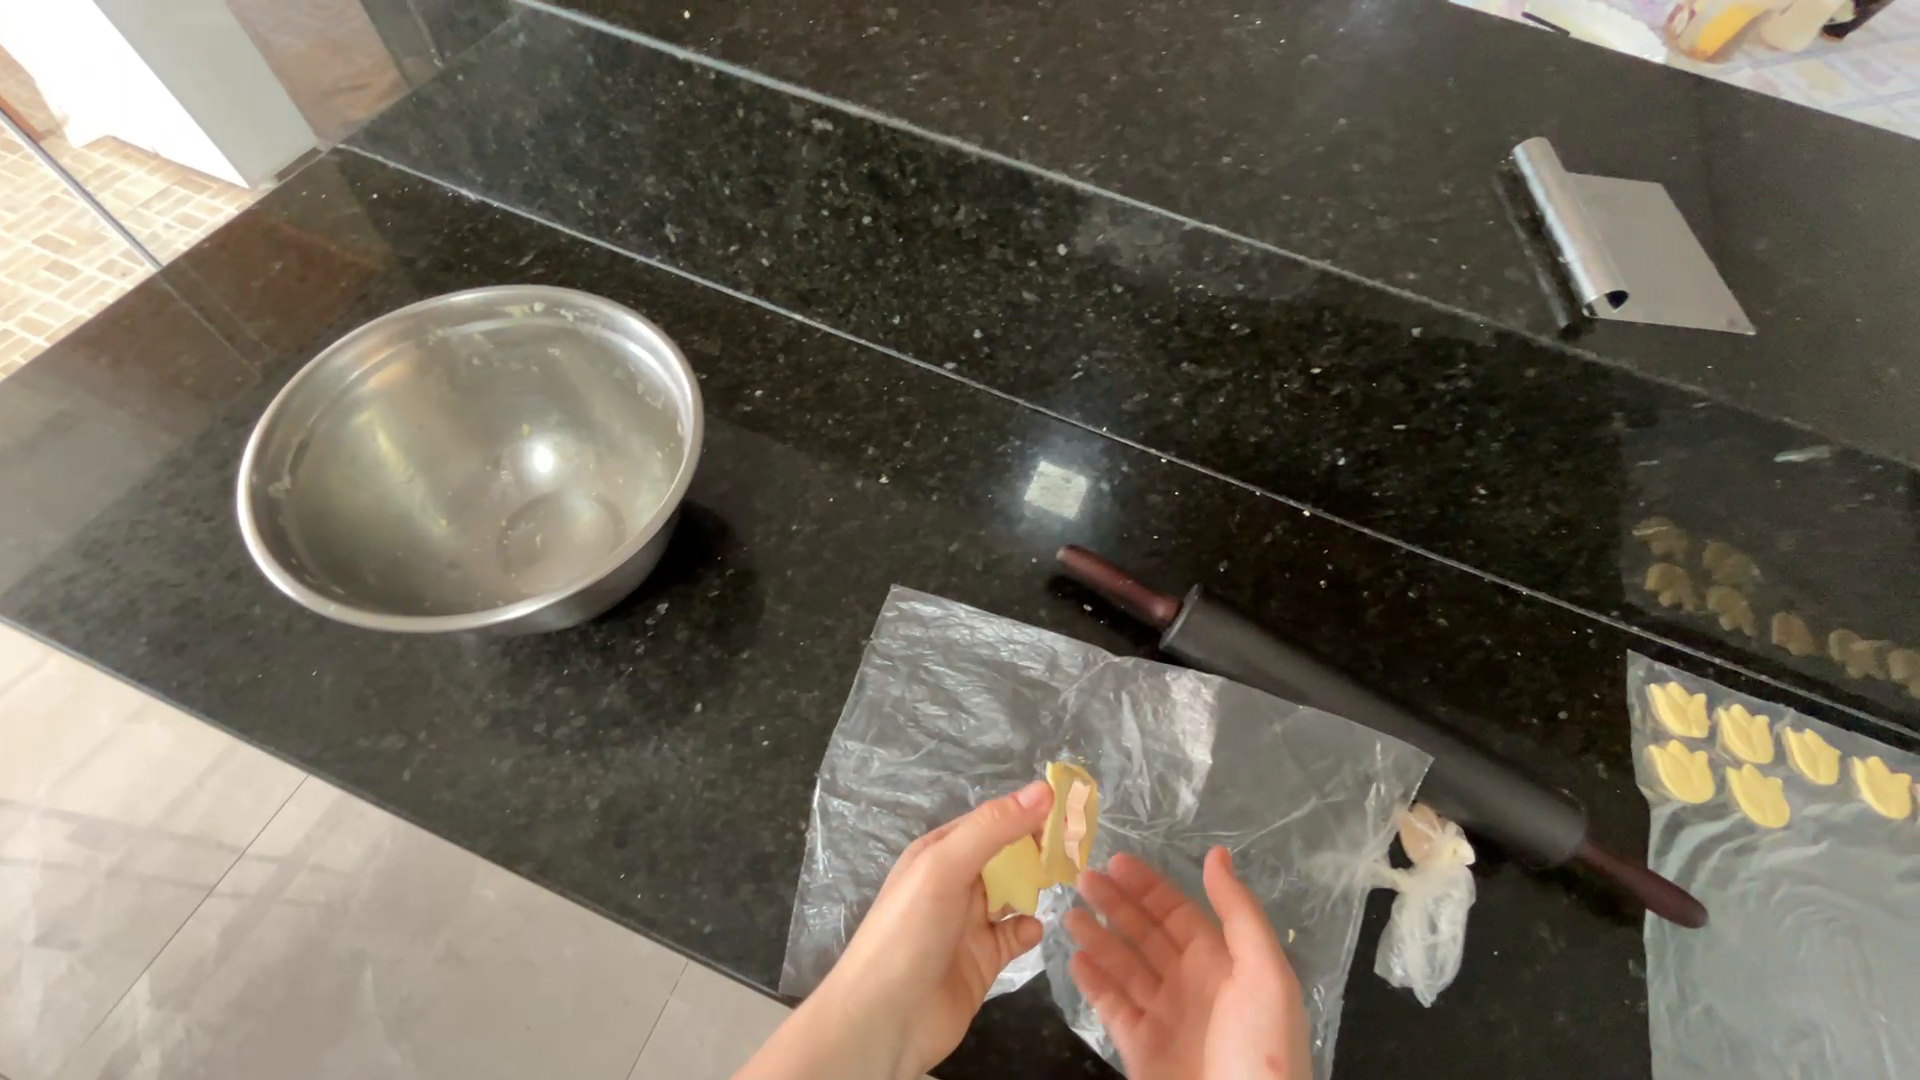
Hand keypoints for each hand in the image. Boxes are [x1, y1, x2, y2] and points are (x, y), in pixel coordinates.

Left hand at [737, 780, 1053, 1079]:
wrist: (884, 1019)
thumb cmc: (909, 930)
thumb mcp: (945, 866)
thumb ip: (993, 828)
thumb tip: (1044, 790)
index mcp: (941, 851)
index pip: (991, 820)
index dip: (1027, 812)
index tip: (1068, 809)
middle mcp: (956, 881)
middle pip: (1006, 854)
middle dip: (1038, 848)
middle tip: (1076, 848)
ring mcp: (969, 921)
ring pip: (1014, 892)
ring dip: (1036, 885)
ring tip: (1063, 881)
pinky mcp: (983, 959)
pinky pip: (1016, 934)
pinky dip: (1029, 929)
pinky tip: (1033, 929)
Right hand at [1067, 847, 1311, 1079]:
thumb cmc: (1261, 1051)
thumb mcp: (1266, 976)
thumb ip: (1239, 912)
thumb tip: (1217, 853)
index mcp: (1222, 964)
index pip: (1179, 913)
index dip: (1148, 886)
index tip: (1115, 861)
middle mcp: (1191, 985)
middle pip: (1146, 934)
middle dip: (1116, 903)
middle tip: (1083, 877)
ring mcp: (1164, 1018)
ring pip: (1124, 966)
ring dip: (1098, 937)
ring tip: (1070, 914)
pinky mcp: (1141, 1049)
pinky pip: (1112, 1007)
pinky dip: (1093, 983)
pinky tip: (1075, 959)